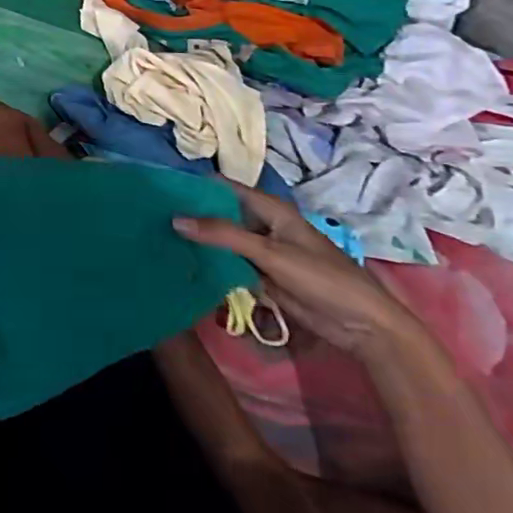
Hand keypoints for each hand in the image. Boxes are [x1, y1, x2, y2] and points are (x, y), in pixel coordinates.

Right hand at [173, 182, 420, 363]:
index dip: (194, 186)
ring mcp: (260, 250)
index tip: (158, 189)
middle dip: (189, 214)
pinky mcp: (259, 274)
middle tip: (149, 215)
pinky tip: (181, 261)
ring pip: (220, 239)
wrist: (363, 326)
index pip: (223, 187)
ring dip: (196, 240)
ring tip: (157, 236)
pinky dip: (208, 261)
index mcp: (269, 209)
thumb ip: (222, 234)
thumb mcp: (270, 253)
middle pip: (218, 213)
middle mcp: (262, 224)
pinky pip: (226, 262)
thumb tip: (174, 219)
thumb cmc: (323, 279)